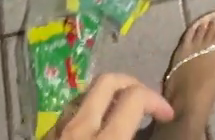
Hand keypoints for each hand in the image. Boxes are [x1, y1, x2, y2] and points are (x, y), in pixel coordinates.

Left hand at [58, 73, 175, 139]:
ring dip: (107, 97)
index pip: (134, 97)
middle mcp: (79, 127)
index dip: (156, 100)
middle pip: (107, 81)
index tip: (168, 114)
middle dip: (131, 83)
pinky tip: (95, 129)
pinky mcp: (47, 135)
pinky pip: (70, 114)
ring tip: (121, 113)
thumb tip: (149, 125)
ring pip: (85, 94)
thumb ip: (134, 137)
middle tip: (146, 101)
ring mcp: (57, 129)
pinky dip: (87, 113)